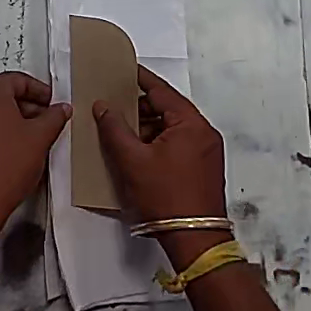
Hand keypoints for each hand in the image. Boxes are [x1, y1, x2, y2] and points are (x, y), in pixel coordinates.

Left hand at [0, 72, 69, 242]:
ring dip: (11, 118)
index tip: (53, 103)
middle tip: (46, 119)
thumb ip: (54, 117)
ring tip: (31, 137)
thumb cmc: (5, 167)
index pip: (18, 80)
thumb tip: (61, 109)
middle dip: (26, 104)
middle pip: (2, 93)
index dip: (40, 91)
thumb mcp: (40, 138)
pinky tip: (11, 150)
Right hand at [95, 65, 229, 269]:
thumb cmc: (165, 198)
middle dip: (141, 108)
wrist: (195, 240)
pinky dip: (160, 141)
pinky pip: (180, 142)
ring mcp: (208, 150)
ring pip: (173, 127)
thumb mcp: (132, 161)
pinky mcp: (205, 166)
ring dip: (149, 127)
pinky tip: (139, 150)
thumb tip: (103, 106)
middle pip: (168, 108)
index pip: (161, 91)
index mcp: (191, 123)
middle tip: (115, 106)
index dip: (140, 80)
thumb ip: (114, 129)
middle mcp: (204, 132)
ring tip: (122, 131)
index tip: (124, 70)